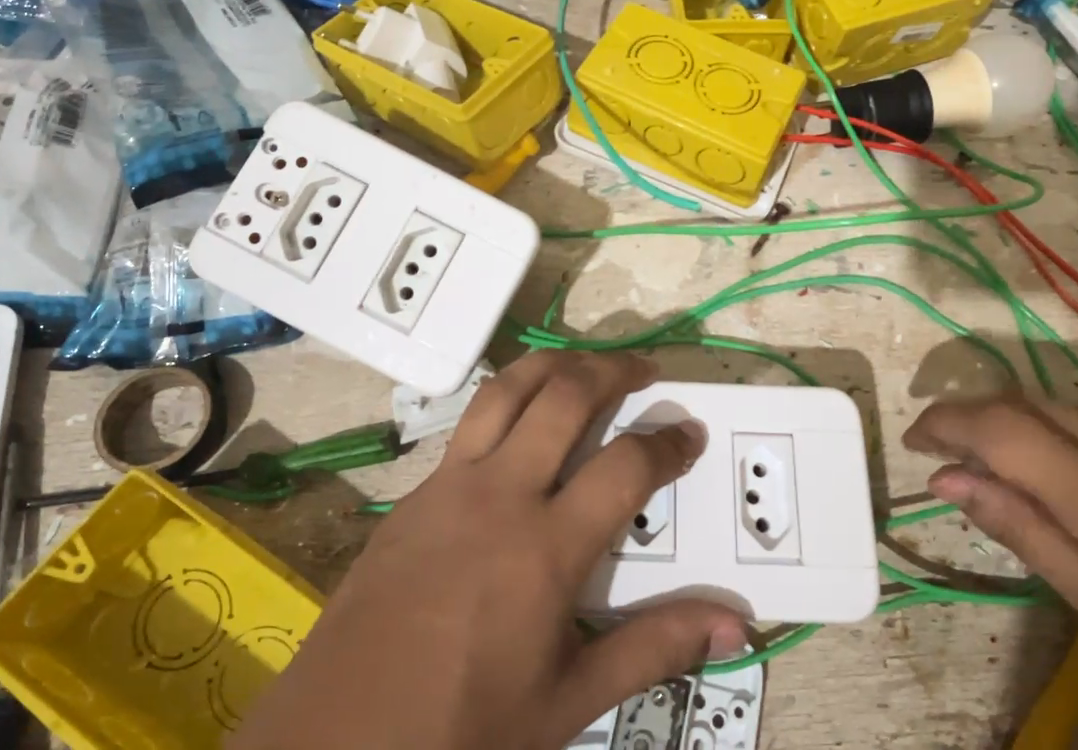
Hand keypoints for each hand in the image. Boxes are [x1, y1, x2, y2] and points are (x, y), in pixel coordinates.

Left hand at [234, 352, 747, 749]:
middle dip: (613, 371)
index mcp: (547, 547)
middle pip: (565, 397)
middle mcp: (500, 495)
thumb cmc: (466, 724)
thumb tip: (735, 622)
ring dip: (553, 365)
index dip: (667, 442)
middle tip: (645, 370)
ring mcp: (449, 486)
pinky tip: (517, 425)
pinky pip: (466, 424)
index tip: (689, 432)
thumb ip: (654, 648)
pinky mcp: (412, 494)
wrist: (341, 736)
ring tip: (584, 364)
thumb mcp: (571, 698)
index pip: (626, 466)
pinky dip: (505, 402)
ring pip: (506, 390)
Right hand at [904, 398, 1077, 748]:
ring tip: (1020, 480)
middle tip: (950, 459)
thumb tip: (947, 479)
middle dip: (977, 422)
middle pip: (1026, 404)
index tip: (913, 439)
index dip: (944, 422)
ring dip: (1029, 431)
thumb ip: (1023, 532)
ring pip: (1068, 409)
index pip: (998, 427)